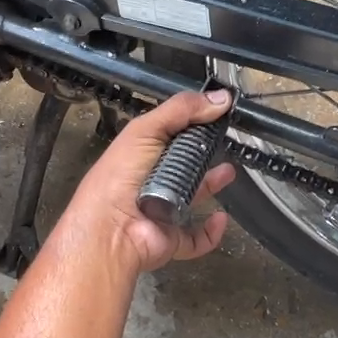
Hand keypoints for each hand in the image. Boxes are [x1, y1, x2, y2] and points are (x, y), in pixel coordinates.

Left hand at [45, 90, 237, 273]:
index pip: (169, 135)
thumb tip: (222, 99)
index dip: (191, 124)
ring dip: (211, 184)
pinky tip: (221, 217)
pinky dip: (212, 230)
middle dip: (204, 153)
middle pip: (183, 165)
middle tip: (223, 141)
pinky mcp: (172, 238)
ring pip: (192, 197)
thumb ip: (182, 110)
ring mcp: (162, 211)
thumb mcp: (146, 130)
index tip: (216, 114)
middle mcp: (150, 181)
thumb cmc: (120, 176)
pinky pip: (198, 237)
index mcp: (140, 154)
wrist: (109, 231)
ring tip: (228, 172)